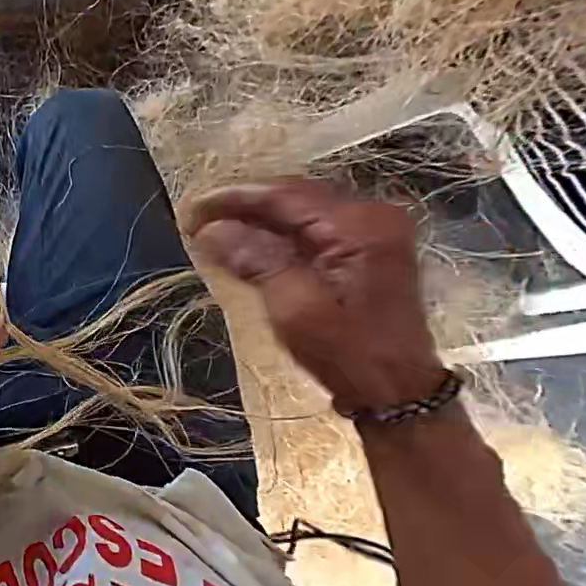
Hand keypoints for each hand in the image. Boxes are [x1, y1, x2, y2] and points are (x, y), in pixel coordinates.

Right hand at [182, 181, 443, 412]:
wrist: (395, 390)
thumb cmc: (346, 351)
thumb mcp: (293, 307)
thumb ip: (256, 260)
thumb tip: (212, 230)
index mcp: (358, 225)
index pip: (283, 195)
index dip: (232, 198)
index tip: (191, 211)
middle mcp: (369, 216)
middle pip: (292, 195)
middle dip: (240, 204)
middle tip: (194, 219)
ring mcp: (369, 232)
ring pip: (298, 210)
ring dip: (254, 217)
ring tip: (211, 229)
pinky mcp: (362, 249)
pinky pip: (308, 228)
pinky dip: (272, 232)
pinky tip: (244, 243)